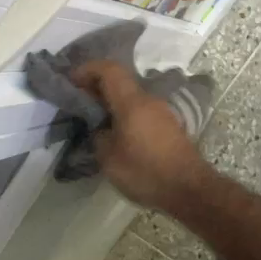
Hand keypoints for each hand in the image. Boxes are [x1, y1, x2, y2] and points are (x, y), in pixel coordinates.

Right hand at [71, 61, 213, 213]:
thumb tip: (100, 129)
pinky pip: (141, 112)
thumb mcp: (110, 159)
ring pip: (131, 98)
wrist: (189, 190)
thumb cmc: (146, 172)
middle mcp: (149, 100)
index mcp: (132, 102)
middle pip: (120, 83)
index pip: (109, 70)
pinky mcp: (169, 127)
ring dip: (111, 104)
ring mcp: (162, 113)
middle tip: (78, 103)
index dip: (87, 70)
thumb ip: (99, 137)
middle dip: (97, 88)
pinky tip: (116, 135)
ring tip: (94, 122)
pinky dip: (125, 116)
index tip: (71, 81)